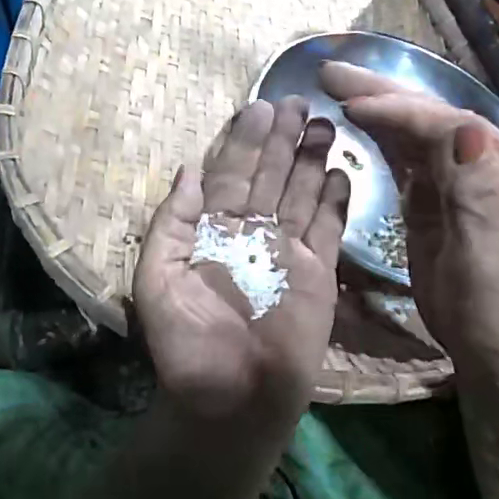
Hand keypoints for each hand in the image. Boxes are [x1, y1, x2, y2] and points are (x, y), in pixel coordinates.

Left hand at [132, 98, 350, 419]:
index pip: (227, 176)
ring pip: (299, 193)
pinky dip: (334, 199)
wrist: (230, 398)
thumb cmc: (186, 343)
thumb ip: (172, 222)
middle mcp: (249, 235)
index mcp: (209, 233)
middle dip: (279, 139)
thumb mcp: (158, 278)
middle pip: (267, 176)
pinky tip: (340, 169)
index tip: (255, 108)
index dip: (240, 143)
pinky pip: (326, 228)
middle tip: (295, 100)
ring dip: (309, 158)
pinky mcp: (318, 273)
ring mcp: (286, 252)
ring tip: (322, 122)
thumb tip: (188, 168)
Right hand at [319, 61, 498, 371]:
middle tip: (332, 71)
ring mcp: (458, 184)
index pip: (452, 127)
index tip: (353, 106)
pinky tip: (354, 123)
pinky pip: (404, 161)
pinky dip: (379, 138)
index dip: (403, 111)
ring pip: (414, 135)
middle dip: (383, 92)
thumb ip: (476, 191)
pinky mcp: (432, 203)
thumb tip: (460, 129)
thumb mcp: (490, 253)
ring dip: (376, 108)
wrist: (497, 351)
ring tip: (333, 87)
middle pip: (432, 118)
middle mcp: (487, 167)